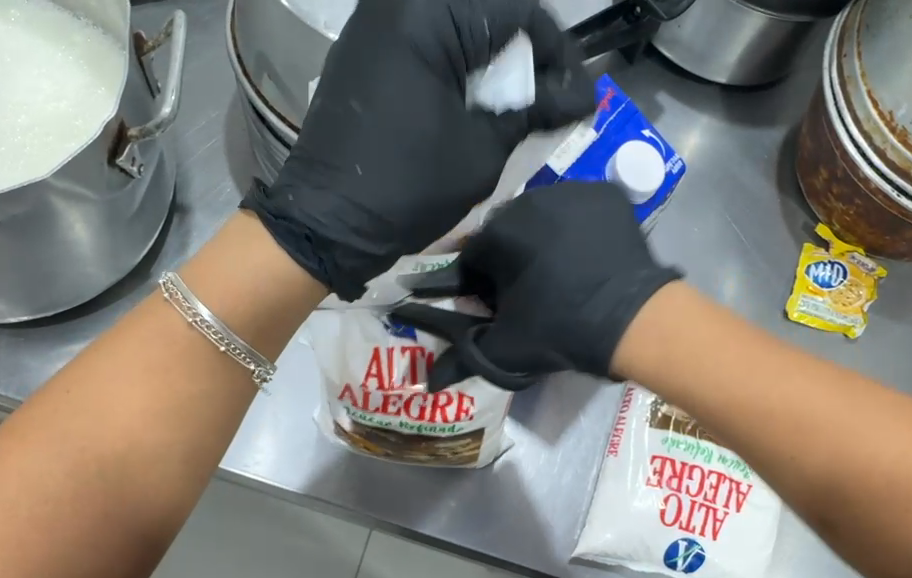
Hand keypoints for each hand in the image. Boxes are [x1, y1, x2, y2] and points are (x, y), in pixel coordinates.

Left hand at [243, 0, 593, 300]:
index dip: (557, 53)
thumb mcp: (483, 148)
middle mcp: (401, 3)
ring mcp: (376, 24)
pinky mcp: (364, 52)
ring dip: (488, 61)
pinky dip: (455, 65)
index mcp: (432, 13)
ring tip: (510, 106)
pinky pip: (424, 41)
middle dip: (522, 55)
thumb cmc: (410, 186)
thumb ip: (532, 109)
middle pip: (486, 12)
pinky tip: (469, 103)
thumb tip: (582, 96)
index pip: (519, 11)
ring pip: (455, 25)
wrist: (328, 221)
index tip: (575, 96)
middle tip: (544, 100)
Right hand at [398, 181, 681, 388]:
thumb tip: (429, 382)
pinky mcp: (605, 194)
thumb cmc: (560, 333)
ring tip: (559, 276)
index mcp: (496, 236)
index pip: (472, 259)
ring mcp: (570, 192)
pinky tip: (585, 258)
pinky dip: (577, 230)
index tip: (490, 305)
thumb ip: (463, 360)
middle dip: (510, 261)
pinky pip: (579, 212)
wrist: (632, 320)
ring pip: (543, 219)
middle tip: (527, 294)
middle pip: (507, 234)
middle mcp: (528, 201)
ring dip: (543, 242)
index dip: (478, 286)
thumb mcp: (506, 349)